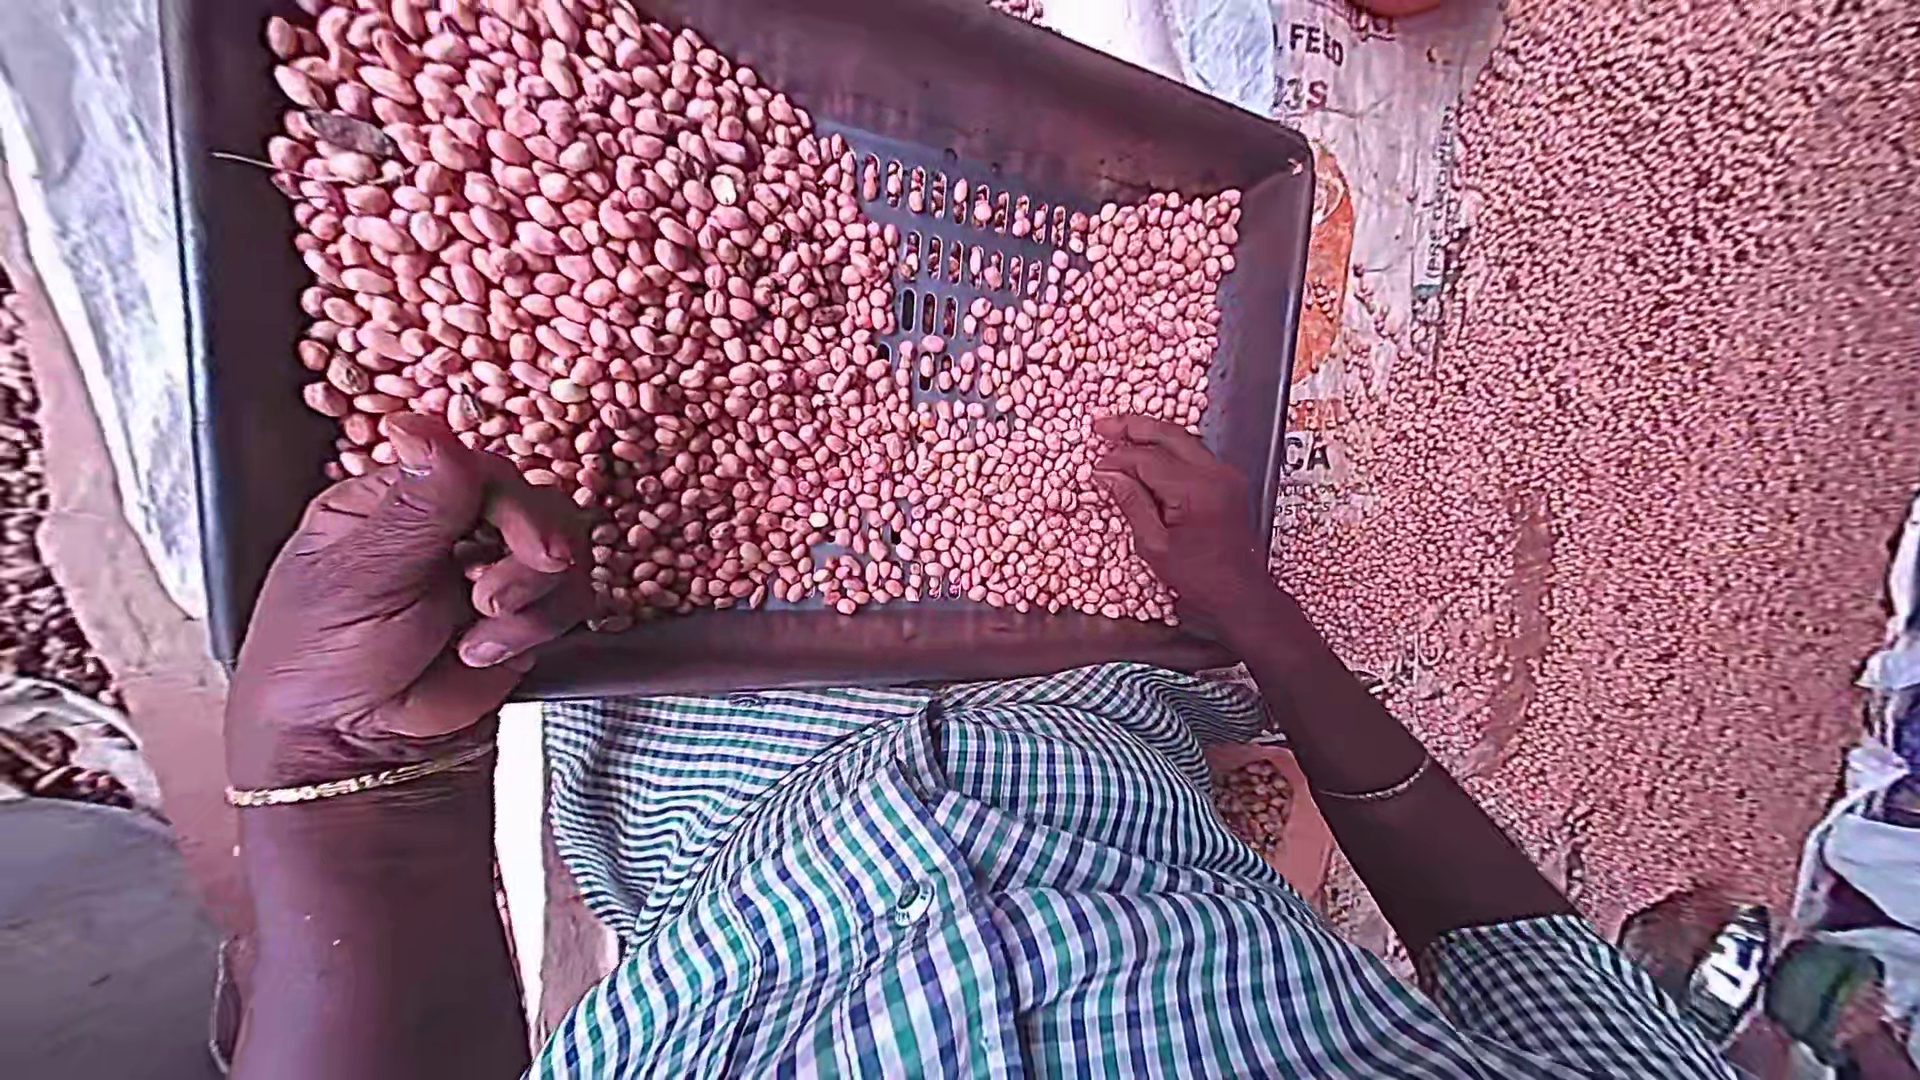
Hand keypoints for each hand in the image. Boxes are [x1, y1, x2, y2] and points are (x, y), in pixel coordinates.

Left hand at [226, 414, 592, 790]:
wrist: (365, 746)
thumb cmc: (325, 663)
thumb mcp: (356, 581)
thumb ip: (412, 509)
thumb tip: (427, 428)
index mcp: (397, 503)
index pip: (480, 471)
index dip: (513, 502)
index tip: (527, 542)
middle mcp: (456, 527)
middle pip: (537, 506)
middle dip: (529, 556)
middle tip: (499, 596)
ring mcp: (499, 566)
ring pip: (566, 550)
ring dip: (534, 597)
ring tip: (483, 630)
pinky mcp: (532, 607)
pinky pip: (574, 594)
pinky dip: (542, 625)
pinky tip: (491, 648)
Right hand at [1091, 415, 1277, 632]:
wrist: (1239, 592)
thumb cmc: (1196, 577)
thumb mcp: (1153, 544)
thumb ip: (1131, 502)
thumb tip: (1106, 474)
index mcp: (1196, 491)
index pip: (1148, 460)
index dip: (1118, 459)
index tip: (1095, 466)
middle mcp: (1216, 474)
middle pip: (1169, 435)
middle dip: (1133, 426)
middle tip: (1102, 425)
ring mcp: (1225, 474)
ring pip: (1182, 439)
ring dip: (1150, 433)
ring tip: (1119, 432)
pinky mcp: (1227, 480)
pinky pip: (1192, 452)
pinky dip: (1166, 447)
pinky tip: (1146, 451)